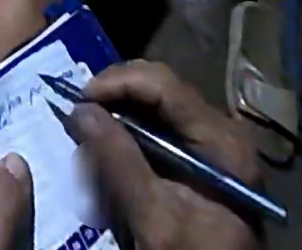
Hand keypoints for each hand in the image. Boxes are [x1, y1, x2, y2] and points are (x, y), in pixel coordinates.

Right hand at [74, 60, 263, 249]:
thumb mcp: (155, 221)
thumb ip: (119, 163)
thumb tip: (81, 110)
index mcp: (221, 138)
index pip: (163, 83)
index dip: (118, 81)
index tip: (80, 98)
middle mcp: (218, 129)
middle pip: (155, 91)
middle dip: (113, 107)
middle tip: (80, 127)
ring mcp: (208, 145)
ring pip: (149, 112)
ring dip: (115, 132)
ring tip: (93, 168)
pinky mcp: (194, 162)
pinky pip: (152, 137)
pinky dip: (125, 152)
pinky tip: (110, 179)